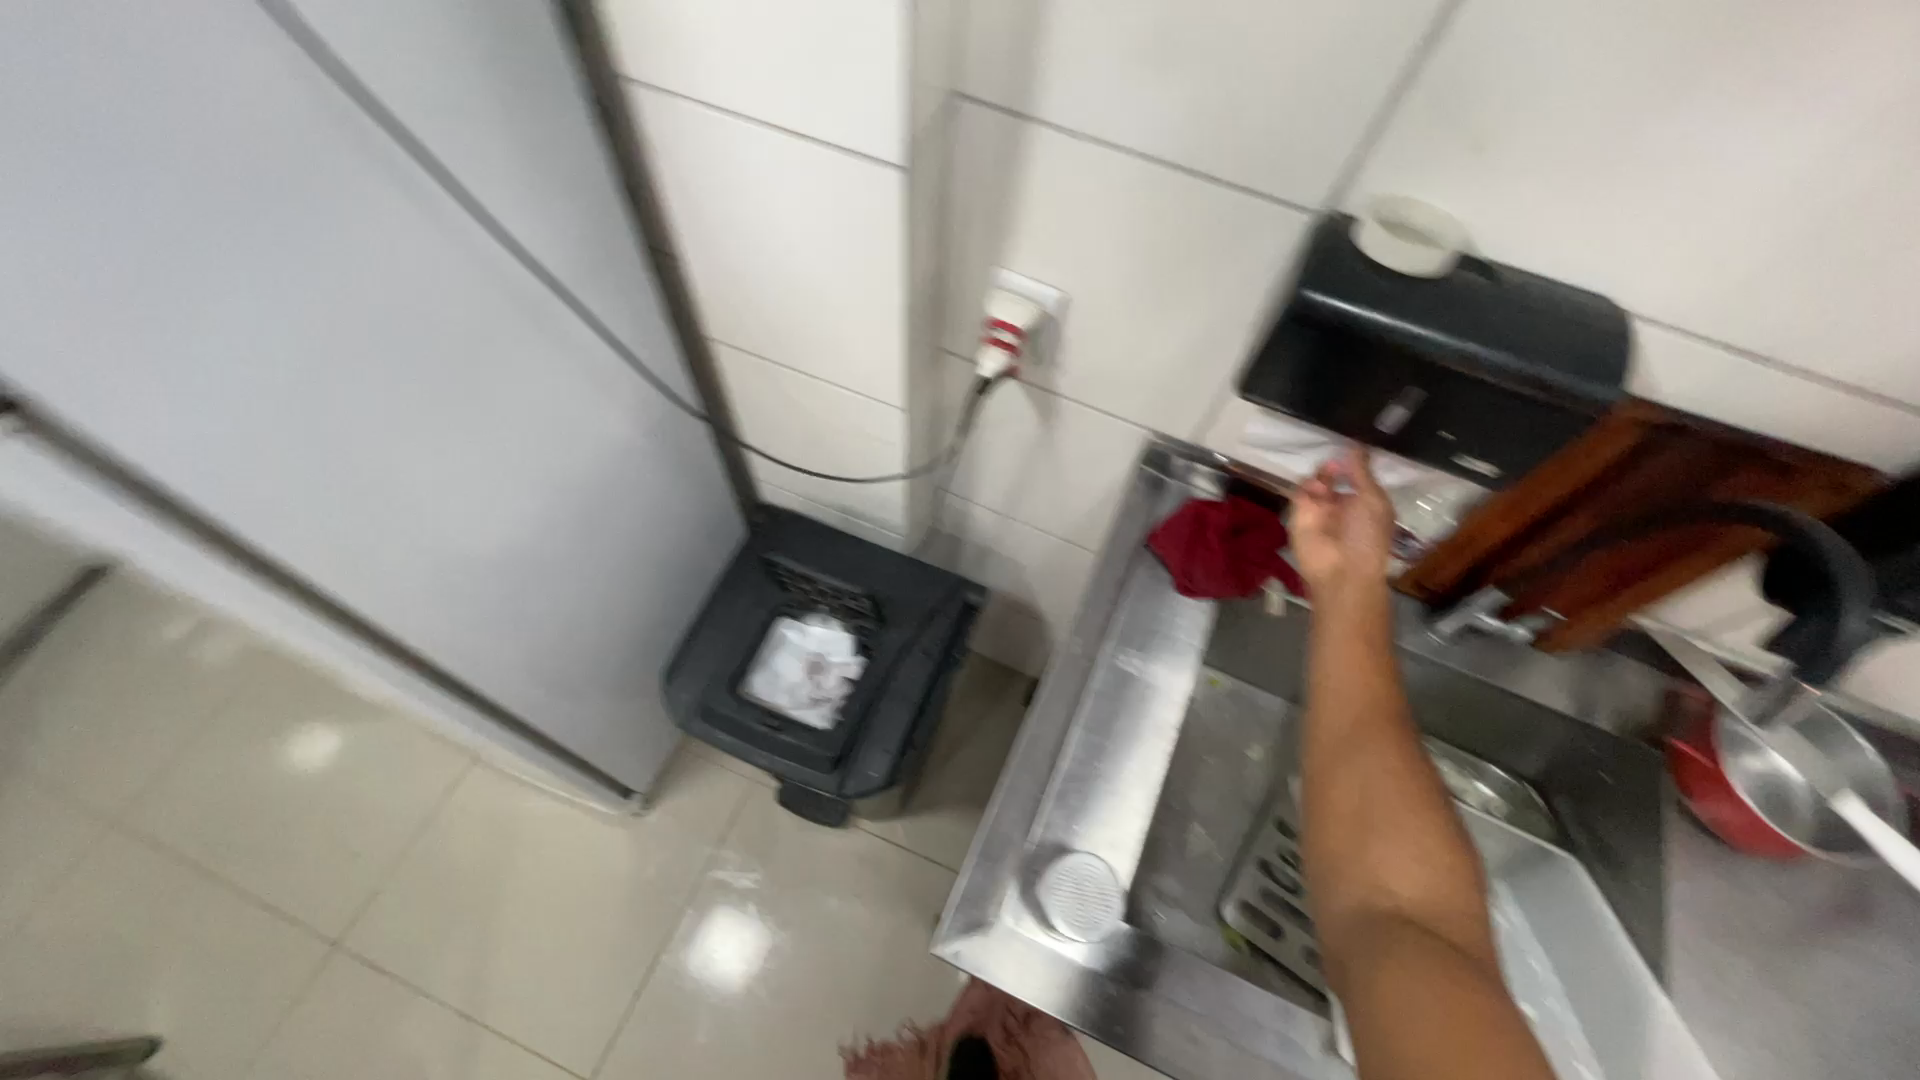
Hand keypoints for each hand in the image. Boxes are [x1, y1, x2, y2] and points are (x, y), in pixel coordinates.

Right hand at [1287, 447, 1395, 601]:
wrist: (1341, 569)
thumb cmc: (1367, 535)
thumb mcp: (1372, 499)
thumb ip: (1362, 471)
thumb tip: (1356, 444)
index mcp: (1365, 503)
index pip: (1357, 476)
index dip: (1354, 462)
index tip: (1351, 444)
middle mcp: (1342, 505)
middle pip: (1334, 476)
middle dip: (1335, 466)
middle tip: (1336, 462)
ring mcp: (1319, 510)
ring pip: (1315, 482)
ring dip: (1321, 476)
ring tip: (1326, 480)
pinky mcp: (1299, 515)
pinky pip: (1300, 493)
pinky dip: (1306, 487)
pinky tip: (1316, 490)